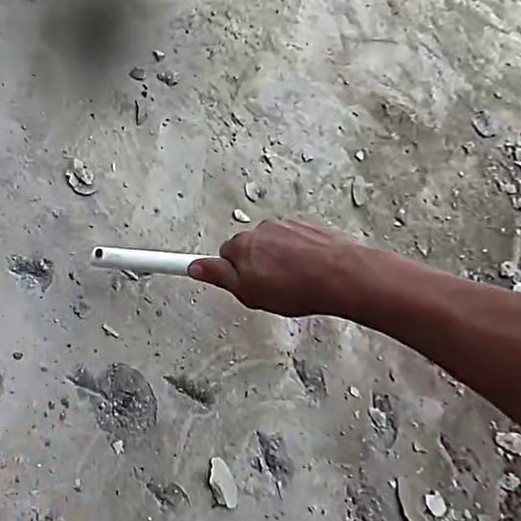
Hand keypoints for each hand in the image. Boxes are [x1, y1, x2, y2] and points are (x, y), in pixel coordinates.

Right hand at [188, 220, 380, 316]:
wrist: (341, 274)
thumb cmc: (299, 287)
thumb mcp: (251, 293)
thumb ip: (221, 278)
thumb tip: (196, 267)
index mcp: (241, 247)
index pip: (215, 257)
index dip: (204, 264)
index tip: (179, 263)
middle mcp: (260, 231)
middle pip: (244, 250)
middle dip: (251, 267)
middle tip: (266, 290)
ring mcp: (284, 227)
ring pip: (270, 247)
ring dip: (276, 262)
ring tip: (293, 284)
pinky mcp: (306, 227)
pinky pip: (292, 243)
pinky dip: (295, 256)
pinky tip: (306, 273)